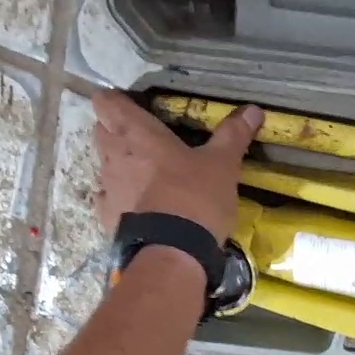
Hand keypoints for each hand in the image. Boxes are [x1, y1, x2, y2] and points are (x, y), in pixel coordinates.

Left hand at [93, 92, 263, 241]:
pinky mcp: (107, 218)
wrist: (174, 253)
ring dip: (119, 166)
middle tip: (144, 142)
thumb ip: (233, 135)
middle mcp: (113, 155)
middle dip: (116, 132)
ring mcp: (107, 188)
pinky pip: (107, 199)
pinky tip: (137, 206)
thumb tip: (253, 111)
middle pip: (101, 130)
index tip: (135, 109)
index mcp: (137, 133)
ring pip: (104, 165)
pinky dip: (118, 199)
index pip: (106, 101)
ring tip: (145, 178)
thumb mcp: (222, 165)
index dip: (116, 101)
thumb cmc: (195, 198)